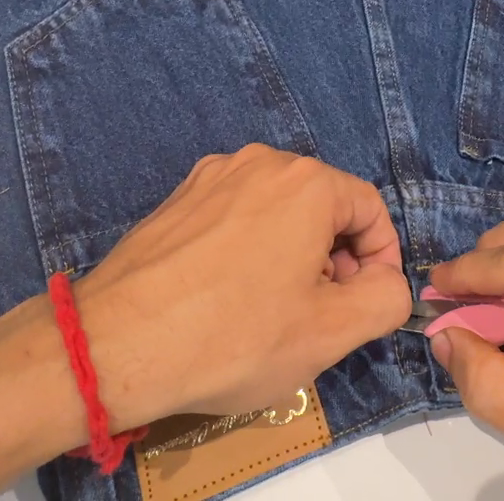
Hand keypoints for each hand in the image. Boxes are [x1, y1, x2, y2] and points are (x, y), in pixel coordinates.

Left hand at [71, 145, 410, 426]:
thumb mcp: (331, 332)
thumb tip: (385, 281)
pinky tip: (227, 293)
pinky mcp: (180, 195)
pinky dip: (251, 245)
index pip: (370, 209)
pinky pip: (237, 212)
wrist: (117, 343)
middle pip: (324, 204)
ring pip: (280, 208)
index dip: (379, 260)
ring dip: (294, 251)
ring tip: (271, 306)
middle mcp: (263, 160)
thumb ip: (386, 299)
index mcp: (307, 181)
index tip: (362, 304)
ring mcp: (214, 174)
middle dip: (335, 256)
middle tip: (318, 311)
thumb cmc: (235, 336)